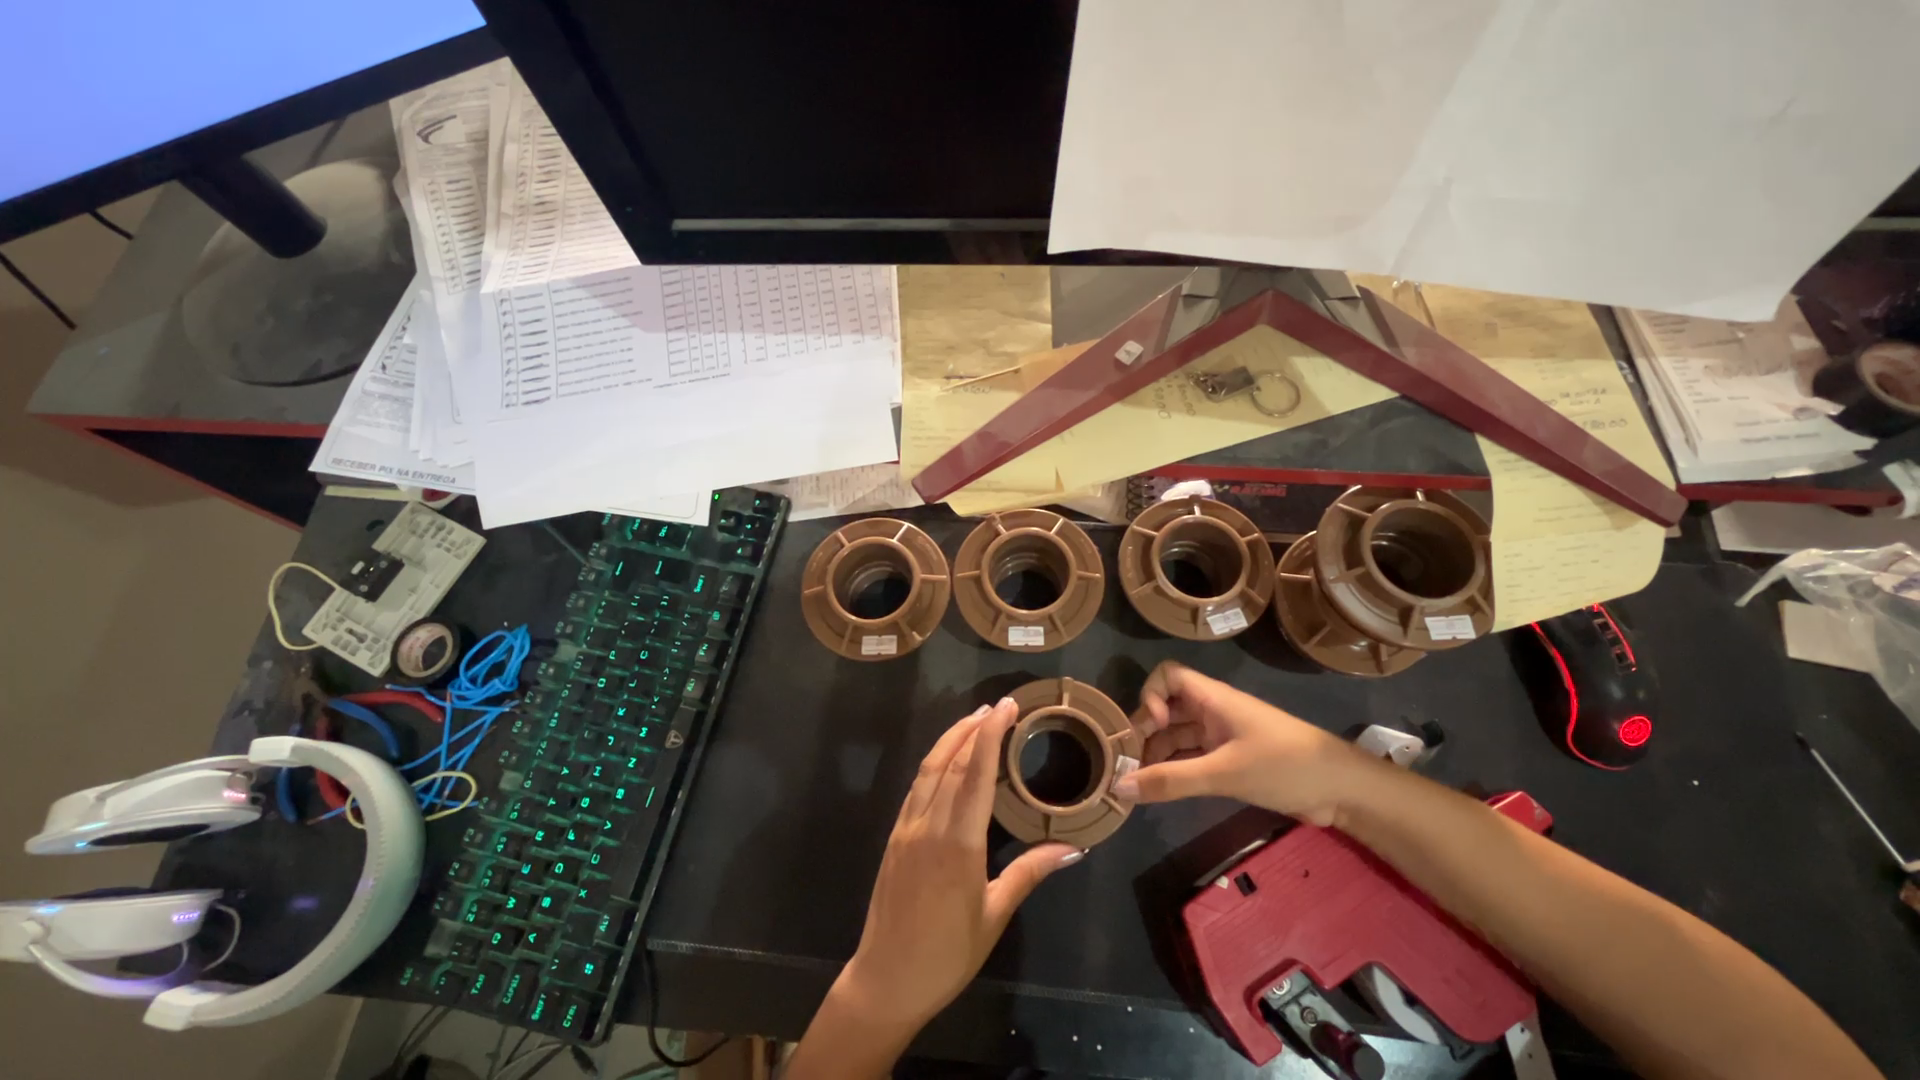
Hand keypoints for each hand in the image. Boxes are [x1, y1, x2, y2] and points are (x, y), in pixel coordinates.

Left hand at [836, 698, 1083, 1029]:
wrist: (887, 979)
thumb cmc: (948, 953)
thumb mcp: (994, 914)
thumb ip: (1029, 872)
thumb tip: (1072, 848)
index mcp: (958, 842)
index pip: (976, 773)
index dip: (991, 735)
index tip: (1006, 707)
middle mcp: (929, 825)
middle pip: (951, 763)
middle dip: (973, 729)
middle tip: (997, 706)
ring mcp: (906, 830)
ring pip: (928, 771)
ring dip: (951, 741)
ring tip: (973, 721)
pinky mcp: (894, 839)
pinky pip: (916, 790)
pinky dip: (933, 766)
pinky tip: (947, 763)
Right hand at [1113, 661, 1371, 825]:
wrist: (1342, 789)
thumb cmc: (1283, 765)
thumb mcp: (1223, 773)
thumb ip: (1171, 780)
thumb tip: (1118, 787)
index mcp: (1213, 699)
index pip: (1168, 677)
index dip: (1150, 695)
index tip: (1151, 727)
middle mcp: (1213, 712)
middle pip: (1166, 710)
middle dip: (1144, 732)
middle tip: (1127, 764)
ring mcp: (1222, 738)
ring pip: (1177, 737)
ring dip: (1157, 756)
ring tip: (1136, 785)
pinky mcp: (1231, 763)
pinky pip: (1192, 759)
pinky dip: (1174, 771)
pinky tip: (1159, 792)